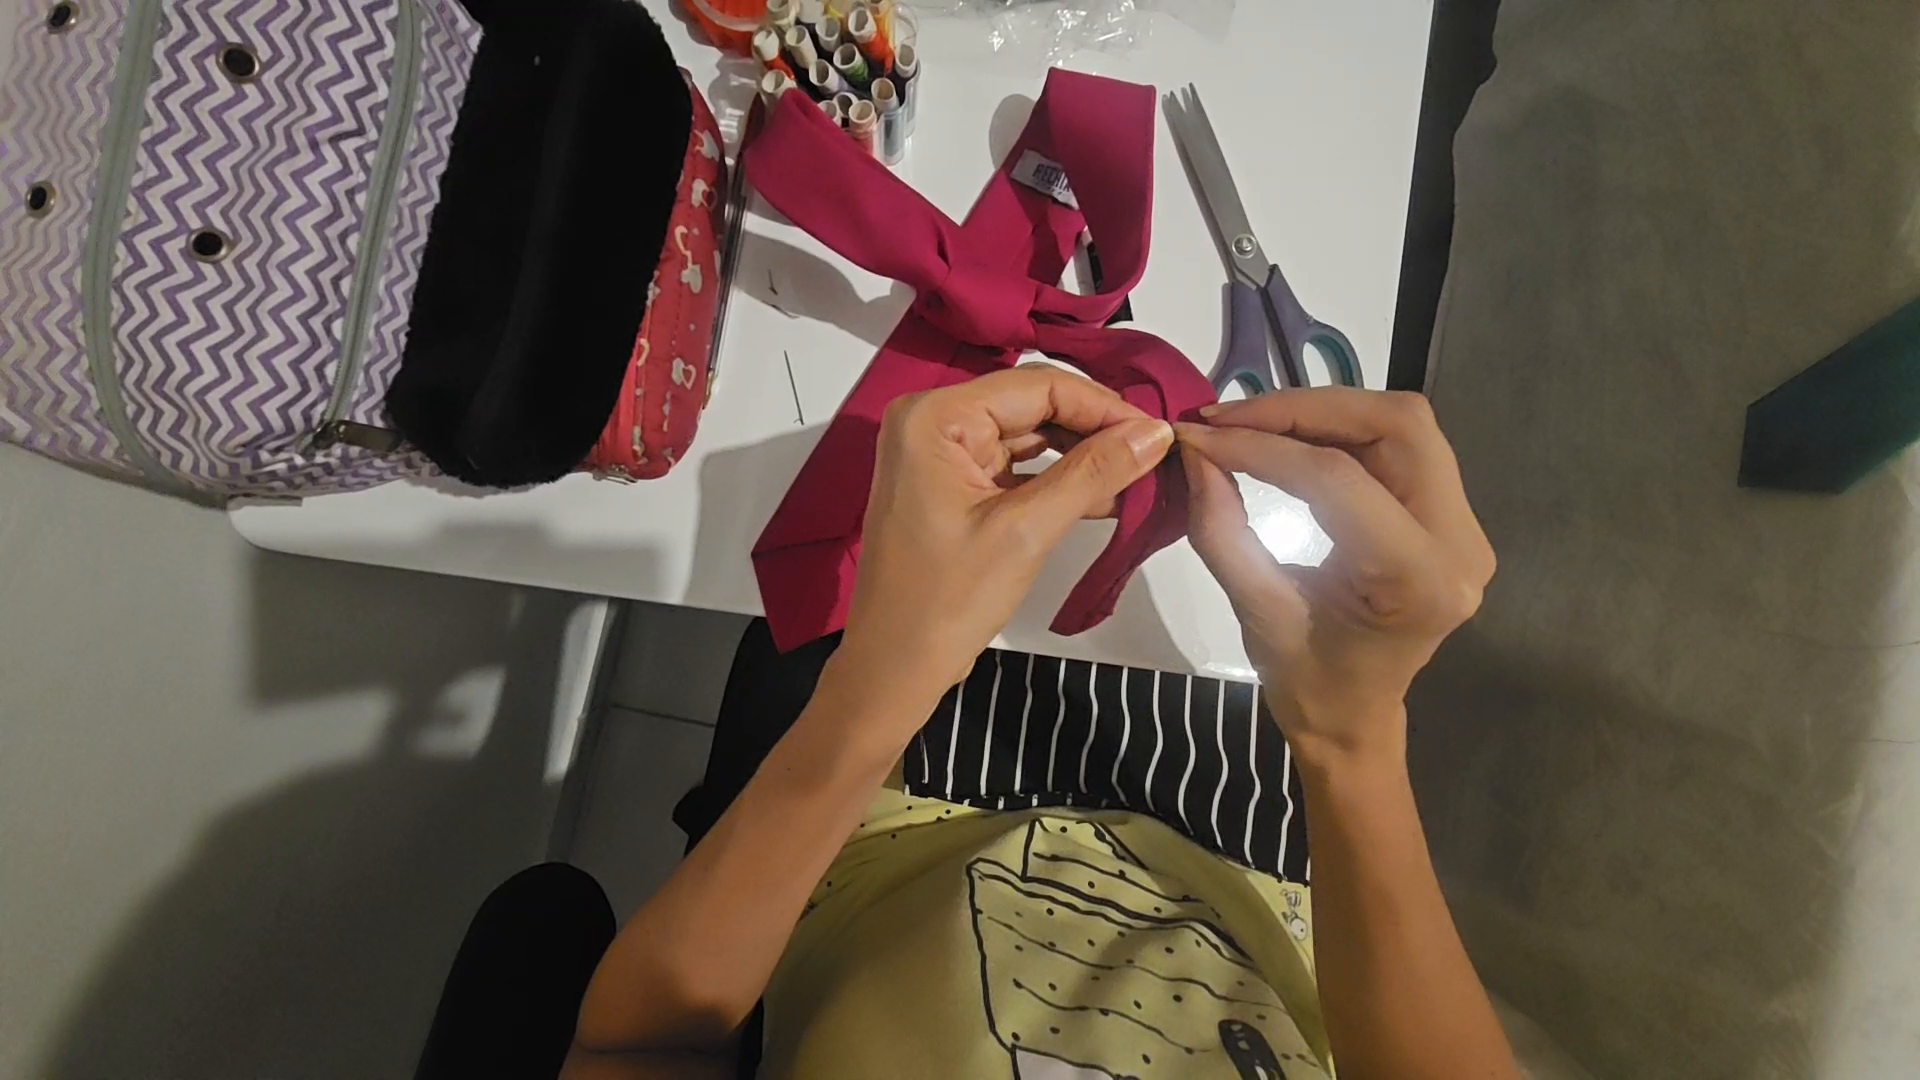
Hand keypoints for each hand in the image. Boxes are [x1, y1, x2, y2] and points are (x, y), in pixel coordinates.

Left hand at [833, 366, 1174, 733]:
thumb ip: (1092, 473)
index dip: (1103, 406)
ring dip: (1080, 456)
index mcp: (935, 417)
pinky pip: (1014, 467)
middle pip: (1032, 407)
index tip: (1158, 433)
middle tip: (1154, 456)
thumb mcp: (1025, 531)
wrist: (895, 666)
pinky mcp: (951, 485)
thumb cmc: (946, 602)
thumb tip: (1155, 432)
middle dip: (1094, 431)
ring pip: (1028, 437)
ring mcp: (939, 454)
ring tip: (1137, 476)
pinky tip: (1103, 495)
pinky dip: (1055, 480)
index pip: (1037, 386)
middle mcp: (931, 421)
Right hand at [1175, 389, 1494, 765]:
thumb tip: (1195, 452)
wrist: (1354, 720)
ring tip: (1250, 424)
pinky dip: (1334, 431)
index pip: (1337, 478)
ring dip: (1320, 412)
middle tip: (1229, 417)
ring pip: (1400, 424)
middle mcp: (1460, 542)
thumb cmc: (1306, 684)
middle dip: (1303, 407)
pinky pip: (1395, 446)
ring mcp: (1462, 525)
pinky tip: (1285, 440)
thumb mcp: (1254, 613)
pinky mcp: (1445, 516)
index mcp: (1417, 580)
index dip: (1260, 446)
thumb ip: (1221, 530)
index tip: (1197, 435)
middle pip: (1396, 424)